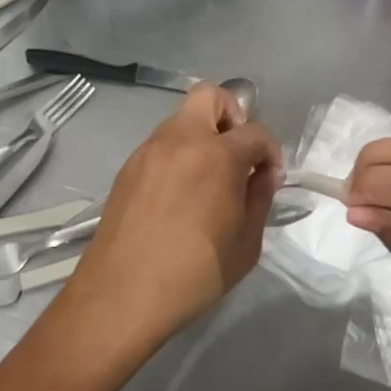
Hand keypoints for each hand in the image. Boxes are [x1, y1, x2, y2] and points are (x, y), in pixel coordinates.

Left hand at [65, 84, 282, 340]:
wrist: (120, 295)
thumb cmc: (193, 274)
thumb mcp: (245, 245)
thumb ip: (259, 200)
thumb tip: (264, 174)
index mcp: (217, 155)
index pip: (255, 132)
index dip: (270, 152)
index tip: (269, 178)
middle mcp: (181, 139)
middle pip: (210, 95)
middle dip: (232, 115)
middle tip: (236, 155)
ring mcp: (150, 149)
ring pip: (183, 119)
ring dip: (202, 136)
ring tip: (207, 181)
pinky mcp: (129, 166)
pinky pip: (162, 144)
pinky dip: (178, 155)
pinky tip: (179, 196)